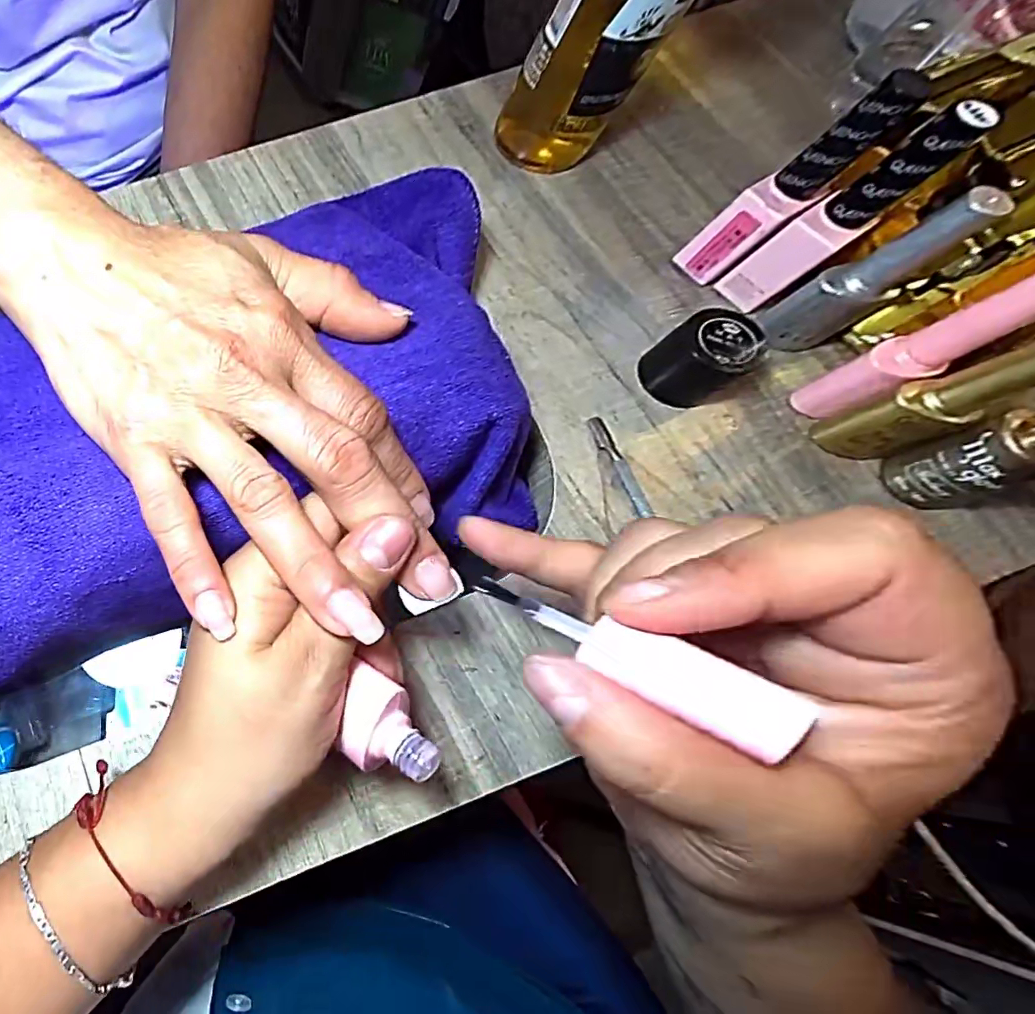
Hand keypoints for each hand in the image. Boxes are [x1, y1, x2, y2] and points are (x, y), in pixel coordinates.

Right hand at [7, 217, 456, 644]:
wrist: (73, 266)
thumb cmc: (163, 261)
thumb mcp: (259, 256)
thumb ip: (332, 290)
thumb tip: (398, 320)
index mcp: (280, 342)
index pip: (361, 417)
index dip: (401, 474)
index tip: (425, 523)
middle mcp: (245, 385)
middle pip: (330, 465)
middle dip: (382, 531)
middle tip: (421, 590)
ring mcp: (187, 418)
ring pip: (261, 499)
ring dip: (309, 565)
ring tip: (347, 622)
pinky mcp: (135, 442)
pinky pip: (168, 512)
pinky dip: (193, 565)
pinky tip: (218, 615)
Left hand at [136, 497, 417, 872]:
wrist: (209, 792)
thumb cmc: (252, 737)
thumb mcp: (311, 662)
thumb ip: (351, 589)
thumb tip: (394, 521)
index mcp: (254, 565)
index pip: (328, 509)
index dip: (386, 531)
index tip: (428, 575)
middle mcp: (257, 570)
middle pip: (341, 548)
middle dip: (381, 597)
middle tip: (389, 655)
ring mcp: (267, 598)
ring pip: (346, 589)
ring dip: (373, 634)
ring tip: (373, 686)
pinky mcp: (279, 626)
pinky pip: (331, 617)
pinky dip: (356, 649)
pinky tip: (360, 686)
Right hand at [461, 508, 1014, 915]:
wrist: (721, 857)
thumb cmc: (772, 854)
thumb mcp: (755, 833)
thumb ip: (665, 762)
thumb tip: (553, 675)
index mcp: (909, 657)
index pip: (854, 557)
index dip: (745, 568)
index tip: (645, 617)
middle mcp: (820, 609)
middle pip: (729, 541)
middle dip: (651, 594)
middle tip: (609, 657)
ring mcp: (724, 597)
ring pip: (654, 544)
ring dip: (602, 590)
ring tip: (589, 653)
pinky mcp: (645, 603)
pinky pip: (585, 561)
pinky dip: (533, 553)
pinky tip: (484, 536)